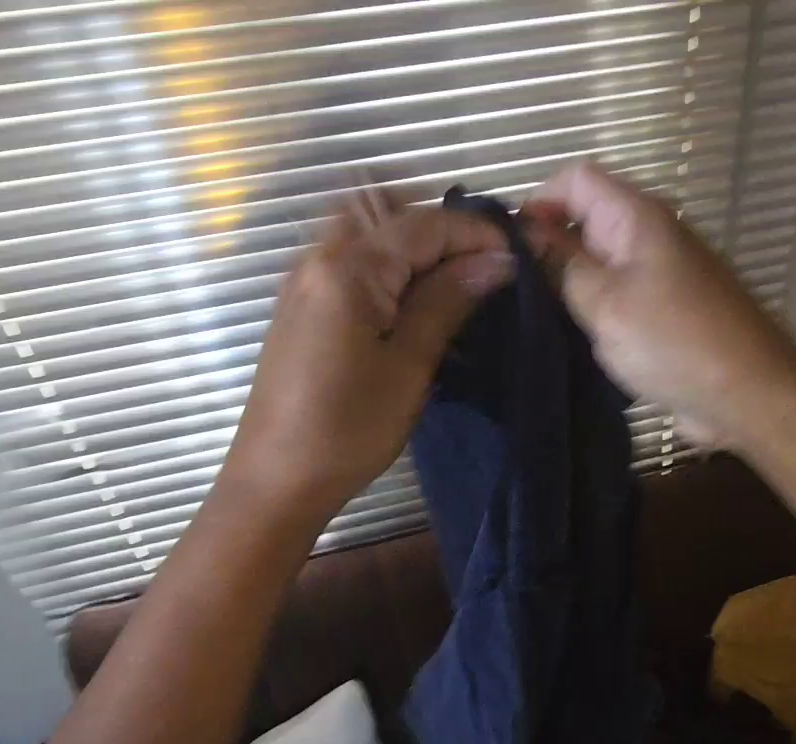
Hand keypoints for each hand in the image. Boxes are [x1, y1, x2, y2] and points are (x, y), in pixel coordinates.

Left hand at [220, 190, 511, 520]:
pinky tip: (410, 302)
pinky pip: (347, 259)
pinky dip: (384, 264)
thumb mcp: (408, 367)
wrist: (277, 478)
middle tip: (481, 269)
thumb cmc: (348, 429)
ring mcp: (302, 280)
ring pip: (364, 233)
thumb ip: (447, 303)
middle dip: (440, 230)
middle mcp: (318, 258)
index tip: (518, 259)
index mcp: (348, 268)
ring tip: (451, 285)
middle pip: (388, 214)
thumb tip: (496, 261)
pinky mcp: (299, 306)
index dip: (475, 234)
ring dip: (411, 246)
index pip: (423, 224)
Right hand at [526, 162, 795, 446]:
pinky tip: (565, 341)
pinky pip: (614, 299)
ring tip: (530, 319)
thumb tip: (522, 234)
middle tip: (510, 292)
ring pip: (596, 265)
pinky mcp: (661, 314)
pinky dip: (589, 313)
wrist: (747, 396)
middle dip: (545, 249)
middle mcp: (648, 236)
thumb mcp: (604, 303)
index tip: (507, 250)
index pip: (574, 179)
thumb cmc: (675, 343)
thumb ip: (560, 265)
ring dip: (565, 288)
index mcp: (637, 217)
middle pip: (583, 221)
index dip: (536, 203)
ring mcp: (657, 277)